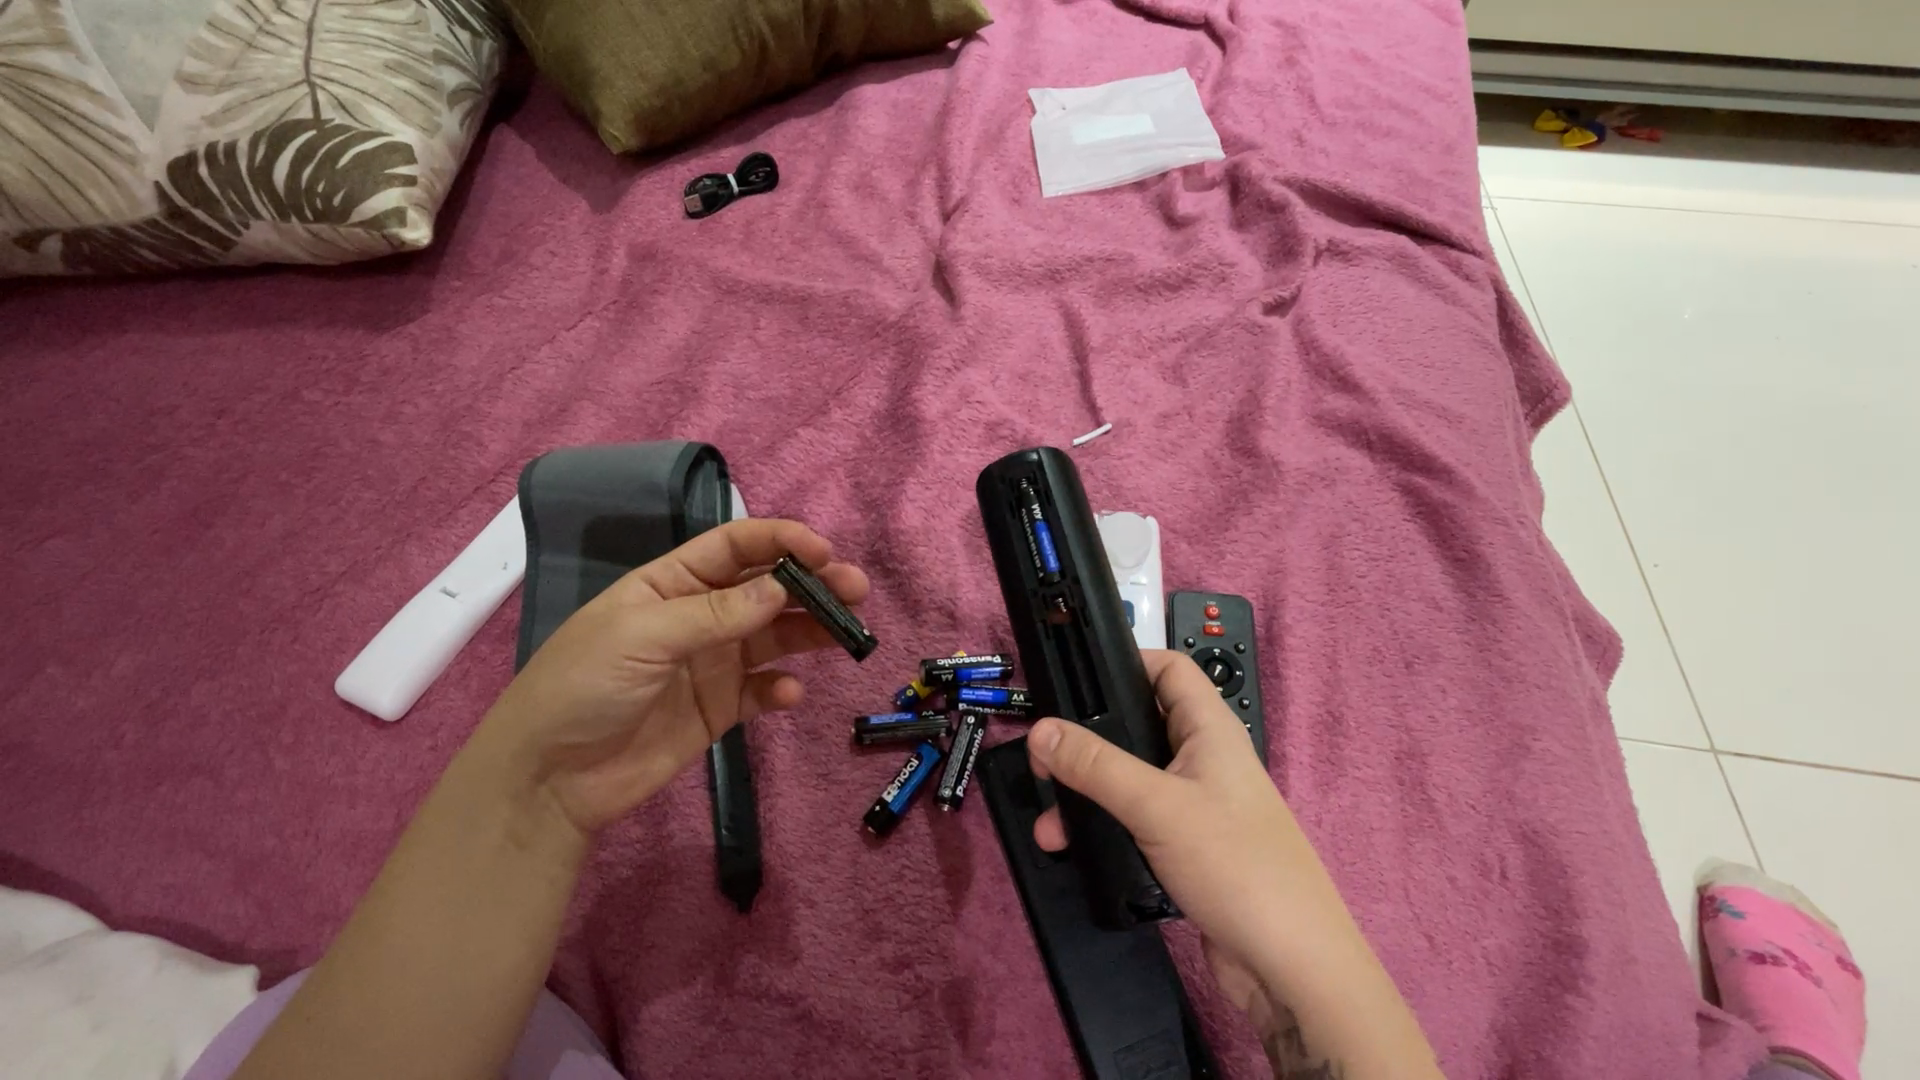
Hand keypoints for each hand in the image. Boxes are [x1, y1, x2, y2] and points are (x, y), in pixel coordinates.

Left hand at [477, 518, 868, 834]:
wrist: (549, 778)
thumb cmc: (583, 685)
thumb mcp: (643, 636)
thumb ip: (716, 613)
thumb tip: (780, 589)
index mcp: (672, 582)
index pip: (736, 547)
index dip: (781, 542)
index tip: (824, 553)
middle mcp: (699, 615)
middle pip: (767, 589)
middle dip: (812, 584)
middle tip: (856, 590)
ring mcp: (712, 663)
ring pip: (776, 635)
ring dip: (811, 631)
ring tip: (847, 636)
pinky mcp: (720, 708)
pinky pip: (764, 689)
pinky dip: (782, 688)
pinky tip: (788, 694)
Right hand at [1026, 652, 1354, 1047]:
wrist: (1291, 967)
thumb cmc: (1236, 864)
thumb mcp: (1157, 805)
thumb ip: (1096, 765)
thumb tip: (1039, 729)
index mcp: (1210, 729)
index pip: (1168, 668)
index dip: (1125, 661)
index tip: (1072, 678)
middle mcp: (1204, 759)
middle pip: (1138, 725)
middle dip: (1089, 740)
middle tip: (1044, 758)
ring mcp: (1197, 804)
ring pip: (1130, 778)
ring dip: (1089, 792)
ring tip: (1049, 820)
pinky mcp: (1187, 847)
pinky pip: (1136, 820)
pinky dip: (1104, 827)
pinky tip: (1074, 847)